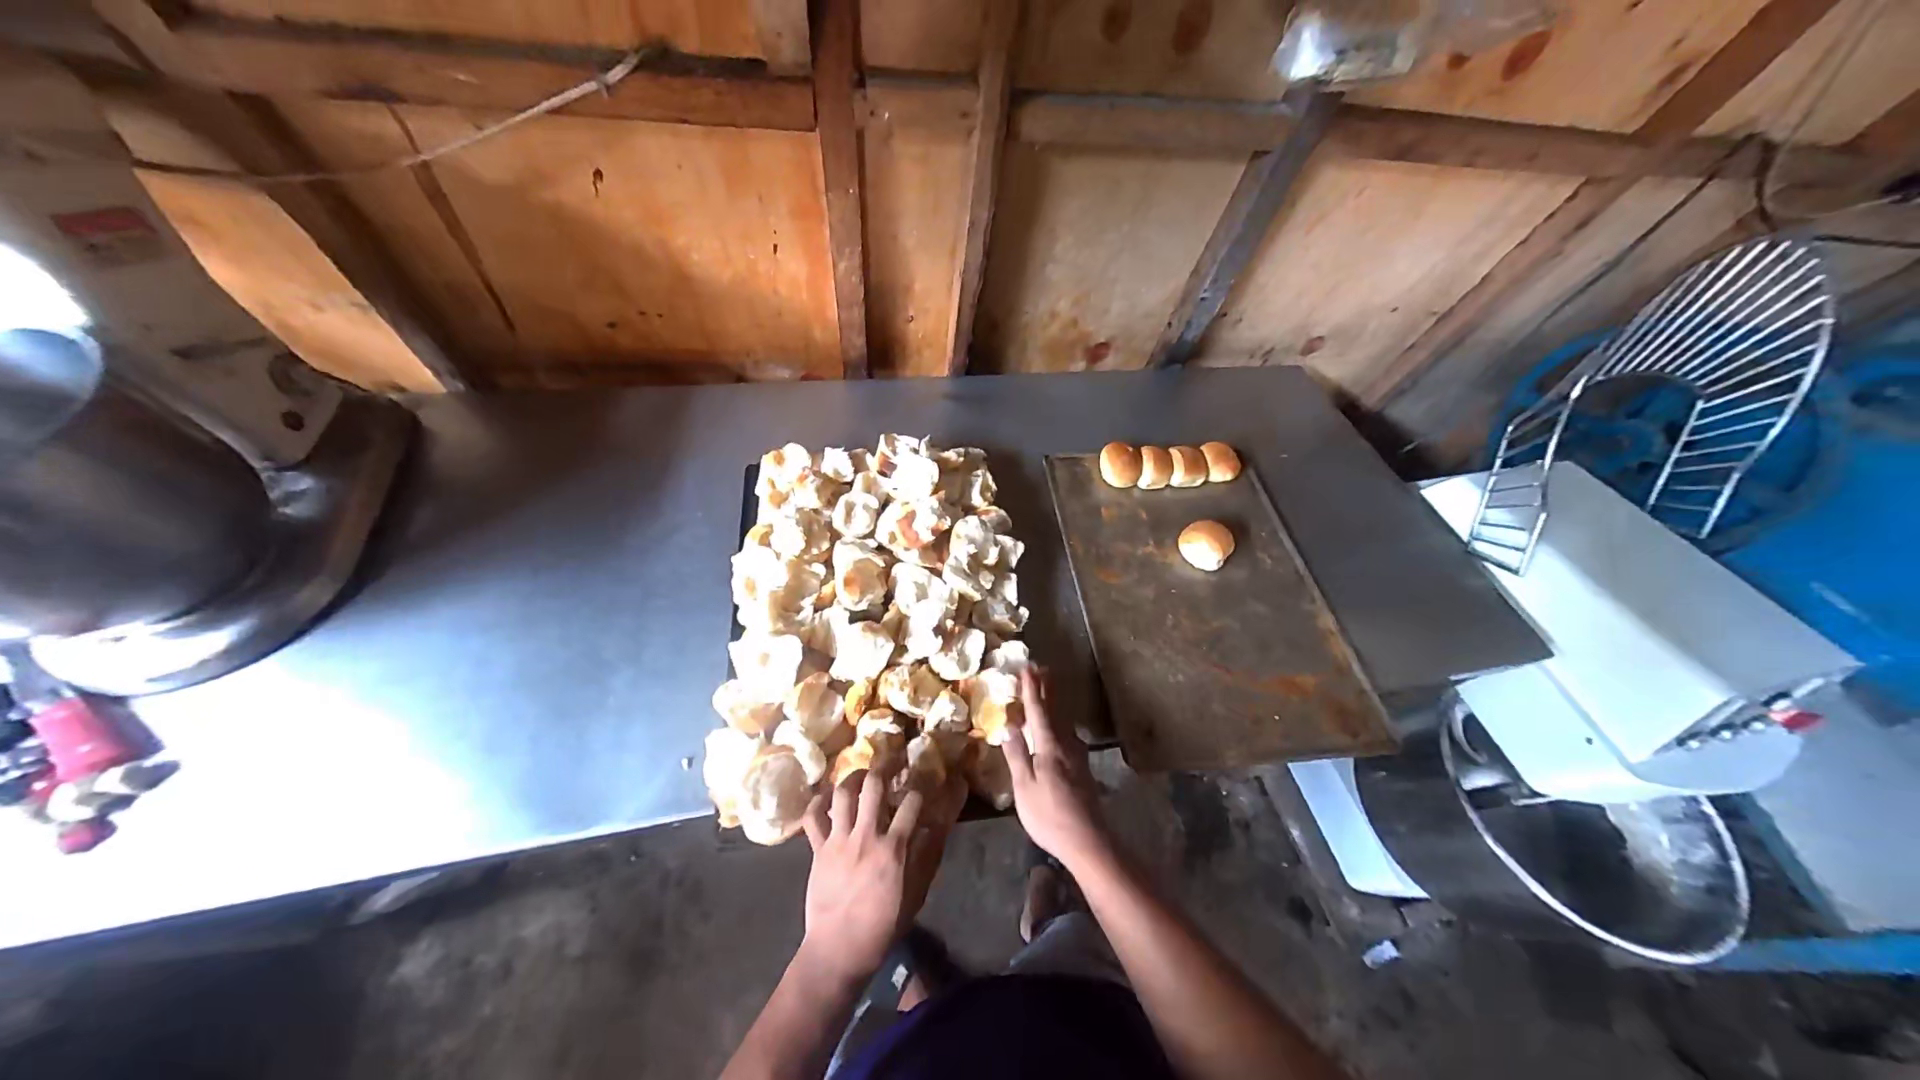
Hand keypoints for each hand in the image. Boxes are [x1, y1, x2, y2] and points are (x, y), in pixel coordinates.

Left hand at [795, 765, 964, 988]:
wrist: (839, 949)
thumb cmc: (882, 926)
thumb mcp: (914, 894)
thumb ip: (925, 857)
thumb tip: (934, 827)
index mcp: (893, 847)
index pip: (911, 804)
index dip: (918, 792)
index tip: (919, 790)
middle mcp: (866, 836)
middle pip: (873, 787)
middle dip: (883, 768)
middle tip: (889, 762)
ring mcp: (838, 840)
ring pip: (842, 795)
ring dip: (852, 778)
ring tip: (859, 774)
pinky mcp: (818, 850)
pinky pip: (813, 818)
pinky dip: (817, 803)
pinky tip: (824, 797)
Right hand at [1003, 668, 1112, 872]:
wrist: (1088, 841)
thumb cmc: (1049, 815)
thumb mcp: (1024, 787)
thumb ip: (1017, 755)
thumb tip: (1009, 727)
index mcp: (1049, 746)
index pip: (1038, 710)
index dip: (1031, 689)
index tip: (1026, 668)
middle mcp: (1066, 744)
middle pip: (1055, 710)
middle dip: (1046, 688)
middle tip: (1040, 668)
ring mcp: (1077, 756)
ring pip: (1063, 720)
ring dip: (1054, 702)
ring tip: (1046, 688)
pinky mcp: (1081, 768)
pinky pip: (1066, 733)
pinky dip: (1058, 720)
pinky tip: (1057, 726)